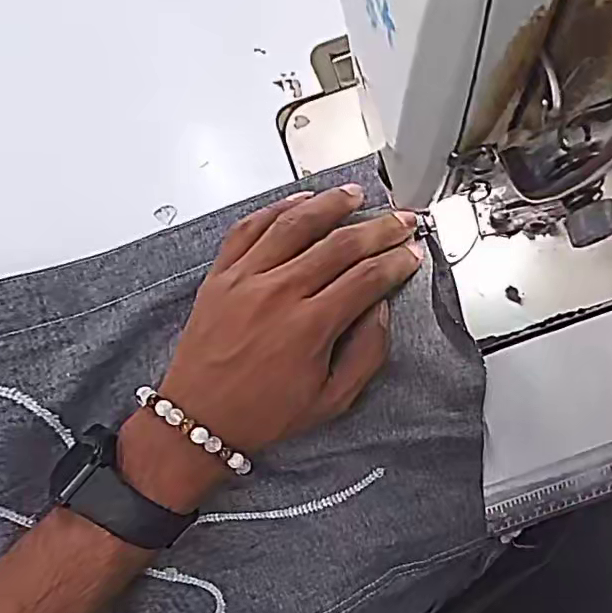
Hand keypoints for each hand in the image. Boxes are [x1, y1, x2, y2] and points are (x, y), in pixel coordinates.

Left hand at [118, 183, 423, 511]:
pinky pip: (250, 228)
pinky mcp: (222, 276)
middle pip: (340, 243)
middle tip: (399, 219)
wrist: (200, 418)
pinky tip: (299, 200)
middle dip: (378, 228)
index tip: (411, 254)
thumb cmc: (262, 413)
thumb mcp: (330, 401)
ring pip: (296, 224)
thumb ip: (365, 356)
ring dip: (331, 204)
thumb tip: (380, 312)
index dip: (396, 261)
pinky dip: (277, 208)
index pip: (366, 277)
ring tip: (355, 194)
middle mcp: (279, 294)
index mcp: (310, 327)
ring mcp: (246, 279)